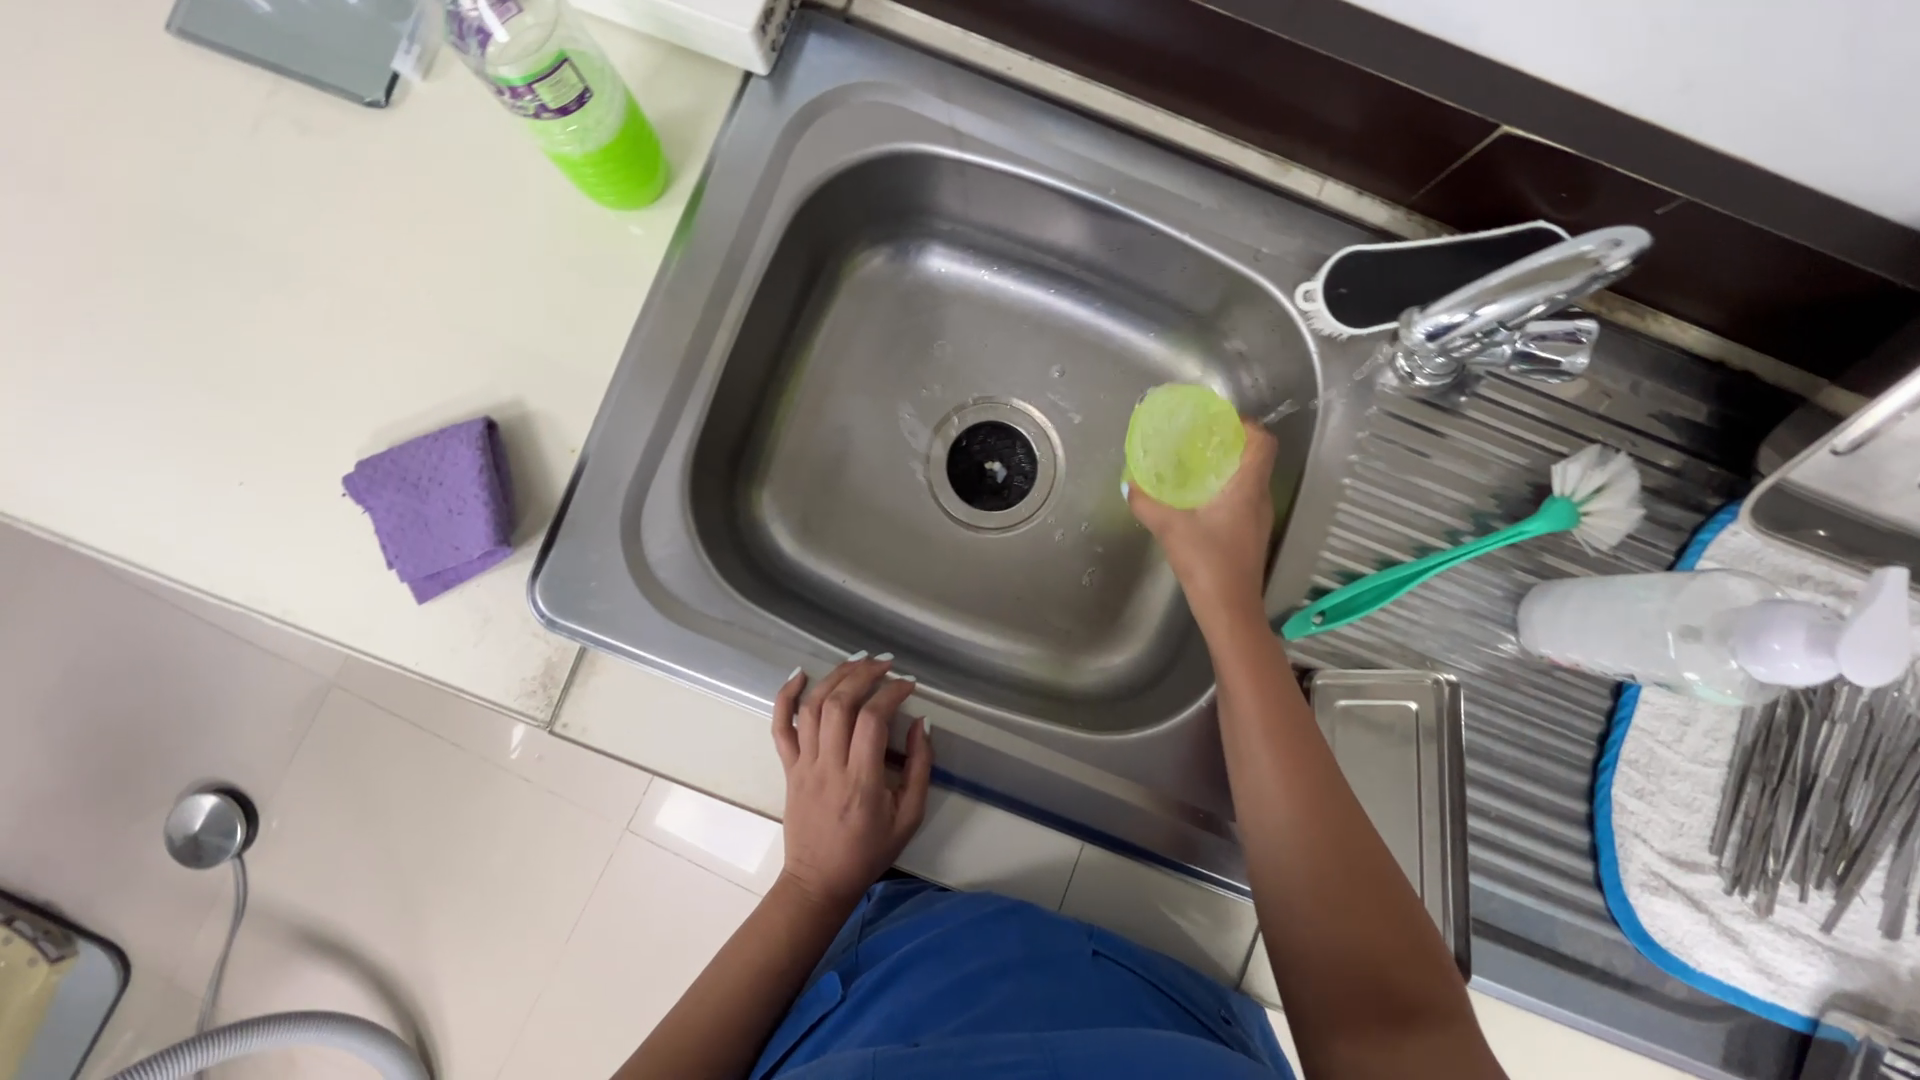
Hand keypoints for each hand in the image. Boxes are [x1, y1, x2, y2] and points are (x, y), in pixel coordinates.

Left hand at [770, 657, 932, 909]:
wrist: (820, 881)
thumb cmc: (869, 851)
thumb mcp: (910, 817)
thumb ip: (920, 768)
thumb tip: (921, 724)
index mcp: (861, 781)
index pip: (872, 720)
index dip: (891, 694)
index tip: (909, 684)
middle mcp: (829, 767)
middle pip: (839, 705)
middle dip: (863, 675)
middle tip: (885, 664)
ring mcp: (804, 765)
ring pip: (811, 708)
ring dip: (834, 677)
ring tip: (856, 662)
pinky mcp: (789, 768)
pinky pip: (780, 727)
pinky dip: (785, 696)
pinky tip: (800, 674)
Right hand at [1128, 419, 1278, 619]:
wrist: (1230, 610)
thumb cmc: (1207, 563)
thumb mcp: (1169, 528)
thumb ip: (1147, 503)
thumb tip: (1130, 484)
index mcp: (1247, 488)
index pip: (1263, 442)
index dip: (1245, 426)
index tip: (1217, 424)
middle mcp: (1259, 498)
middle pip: (1254, 458)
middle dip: (1228, 445)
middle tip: (1196, 441)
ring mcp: (1259, 519)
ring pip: (1248, 479)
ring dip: (1225, 469)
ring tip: (1193, 467)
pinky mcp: (1250, 535)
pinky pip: (1241, 499)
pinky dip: (1223, 491)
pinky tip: (1196, 501)